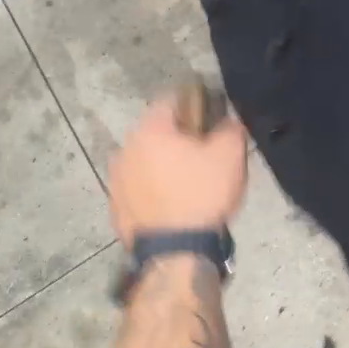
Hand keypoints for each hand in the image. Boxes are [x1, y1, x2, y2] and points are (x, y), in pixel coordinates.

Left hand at [107, 93, 248, 244]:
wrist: (174, 249)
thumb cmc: (203, 192)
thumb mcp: (231, 155)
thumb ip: (231, 128)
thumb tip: (228, 120)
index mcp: (151, 131)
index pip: (171, 98)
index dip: (196, 99)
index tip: (214, 110)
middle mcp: (125, 149)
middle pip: (158, 131)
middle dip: (181, 135)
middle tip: (208, 148)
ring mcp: (116, 179)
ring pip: (148, 159)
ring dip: (167, 161)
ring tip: (193, 177)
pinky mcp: (117, 205)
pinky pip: (141, 185)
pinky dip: (158, 185)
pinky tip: (178, 199)